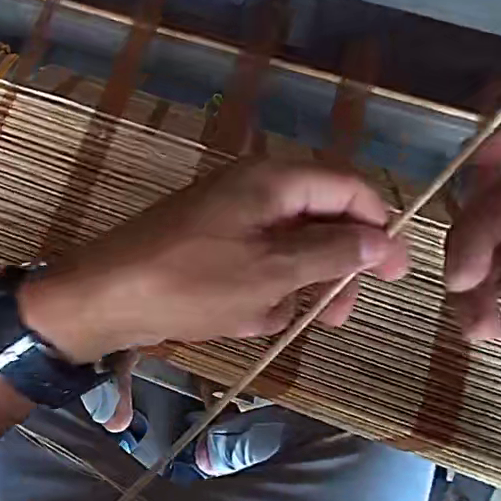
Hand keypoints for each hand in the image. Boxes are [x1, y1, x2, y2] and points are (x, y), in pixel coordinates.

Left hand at [19, 160, 410, 363]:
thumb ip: (332, 253)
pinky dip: (254, 294)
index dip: (379, 228)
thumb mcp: (272, 272)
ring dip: (288, 289)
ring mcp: (226, 218)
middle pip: (317, 221)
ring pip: (283, 251)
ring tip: (268, 320)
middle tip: (335, 316)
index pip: (348, 188)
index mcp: (272, 180)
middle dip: (330, 271)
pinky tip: (239, 320)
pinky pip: (250, 267)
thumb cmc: (192, 283)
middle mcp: (252, 189)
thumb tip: (383, 240)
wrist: (104, 299)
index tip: (396, 274)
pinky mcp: (206, 246)